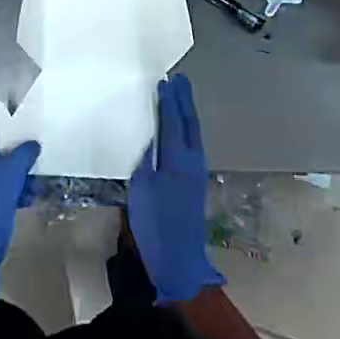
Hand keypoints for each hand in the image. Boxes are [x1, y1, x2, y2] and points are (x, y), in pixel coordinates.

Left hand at [0, 125, 38, 318]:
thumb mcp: (12, 173)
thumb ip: (24, 153)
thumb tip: (32, 144)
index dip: (13, 128)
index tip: (32, 129)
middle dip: (19, 153)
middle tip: (39, 153)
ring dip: (18, 173)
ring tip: (38, 178)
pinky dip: (12, 189)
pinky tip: (28, 196)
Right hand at [129, 74, 223, 303]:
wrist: (179, 259)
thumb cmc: (155, 223)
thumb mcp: (142, 188)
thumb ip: (147, 159)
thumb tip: (151, 139)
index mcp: (178, 159)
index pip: (173, 122)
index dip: (169, 101)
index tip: (165, 81)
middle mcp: (193, 160)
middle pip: (190, 123)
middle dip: (185, 100)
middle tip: (181, 79)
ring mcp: (197, 172)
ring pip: (194, 133)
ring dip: (188, 112)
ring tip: (182, 95)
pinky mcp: (195, 182)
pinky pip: (193, 144)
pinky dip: (187, 128)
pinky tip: (181, 128)